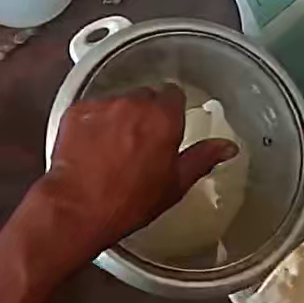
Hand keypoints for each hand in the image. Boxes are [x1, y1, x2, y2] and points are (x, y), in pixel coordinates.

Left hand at [27, 86, 236, 266]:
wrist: (78, 208)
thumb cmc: (127, 201)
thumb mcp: (174, 184)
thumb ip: (202, 158)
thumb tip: (227, 147)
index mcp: (163, 118)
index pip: (173, 95)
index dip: (170, 111)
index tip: (167, 125)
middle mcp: (133, 104)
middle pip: (144, 96)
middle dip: (144, 114)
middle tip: (140, 142)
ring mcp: (102, 106)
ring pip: (116, 102)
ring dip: (117, 117)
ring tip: (112, 149)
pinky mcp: (76, 111)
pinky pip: (90, 110)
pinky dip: (92, 123)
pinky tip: (91, 147)